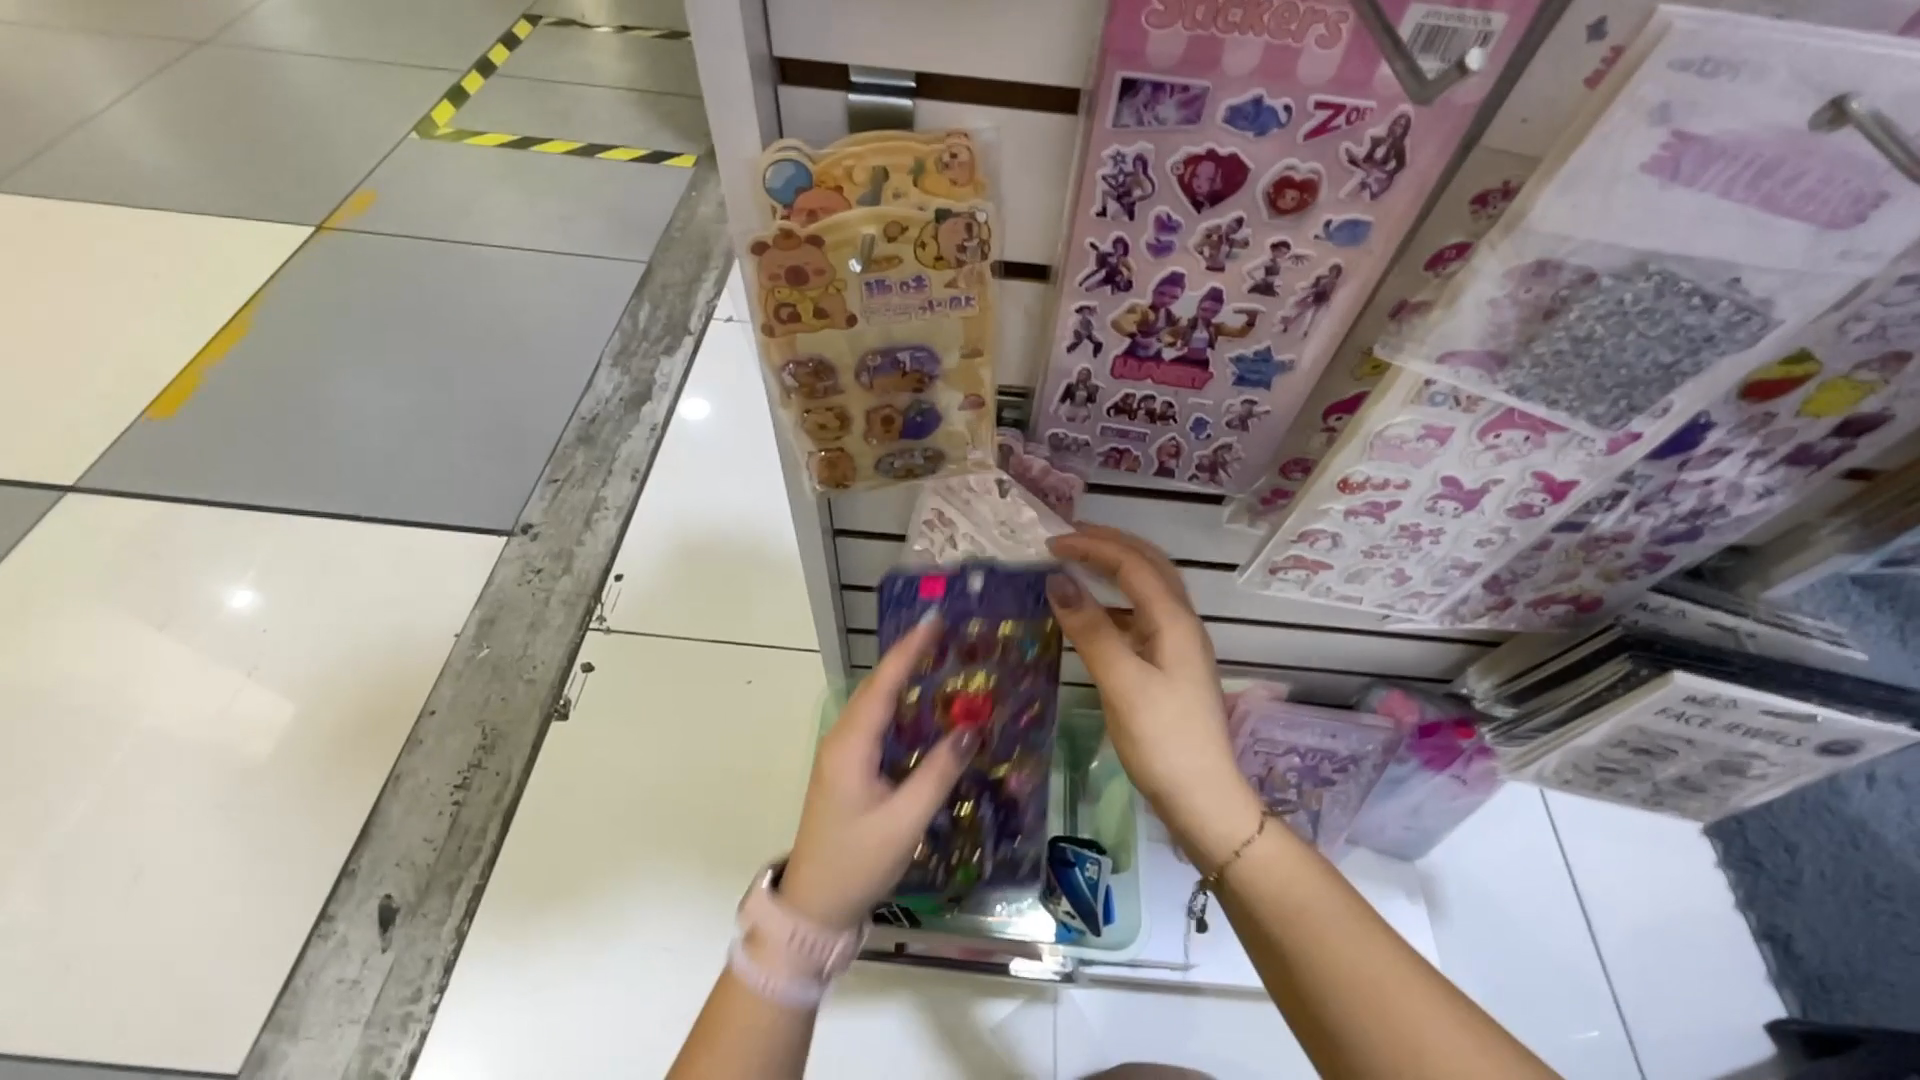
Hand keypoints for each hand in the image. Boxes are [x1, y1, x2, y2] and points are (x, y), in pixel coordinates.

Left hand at [779, 616, 974, 929]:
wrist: (816, 904)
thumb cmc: (858, 862)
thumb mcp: (905, 820)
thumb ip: (937, 773)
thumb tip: (969, 730)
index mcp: (850, 747)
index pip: (882, 686)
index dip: (908, 652)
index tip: (933, 622)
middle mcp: (842, 742)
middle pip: (876, 689)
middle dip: (908, 659)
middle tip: (944, 636)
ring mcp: (841, 756)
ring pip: (874, 707)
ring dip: (903, 682)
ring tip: (938, 660)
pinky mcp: (847, 771)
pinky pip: (875, 727)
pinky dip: (898, 709)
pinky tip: (922, 711)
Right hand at [1044, 526, 1262, 867]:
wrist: (1202, 797)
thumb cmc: (1162, 741)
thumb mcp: (1121, 683)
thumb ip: (1091, 630)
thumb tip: (1057, 581)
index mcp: (1173, 620)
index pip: (1132, 563)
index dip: (1092, 546)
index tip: (1050, 544)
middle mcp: (1182, 623)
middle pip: (1149, 566)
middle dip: (1109, 545)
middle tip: (1067, 539)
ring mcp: (1179, 646)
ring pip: (1148, 590)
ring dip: (1115, 570)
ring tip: (1077, 566)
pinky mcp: (1172, 667)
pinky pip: (1143, 617)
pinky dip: (1116, 603)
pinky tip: (1095, 619)